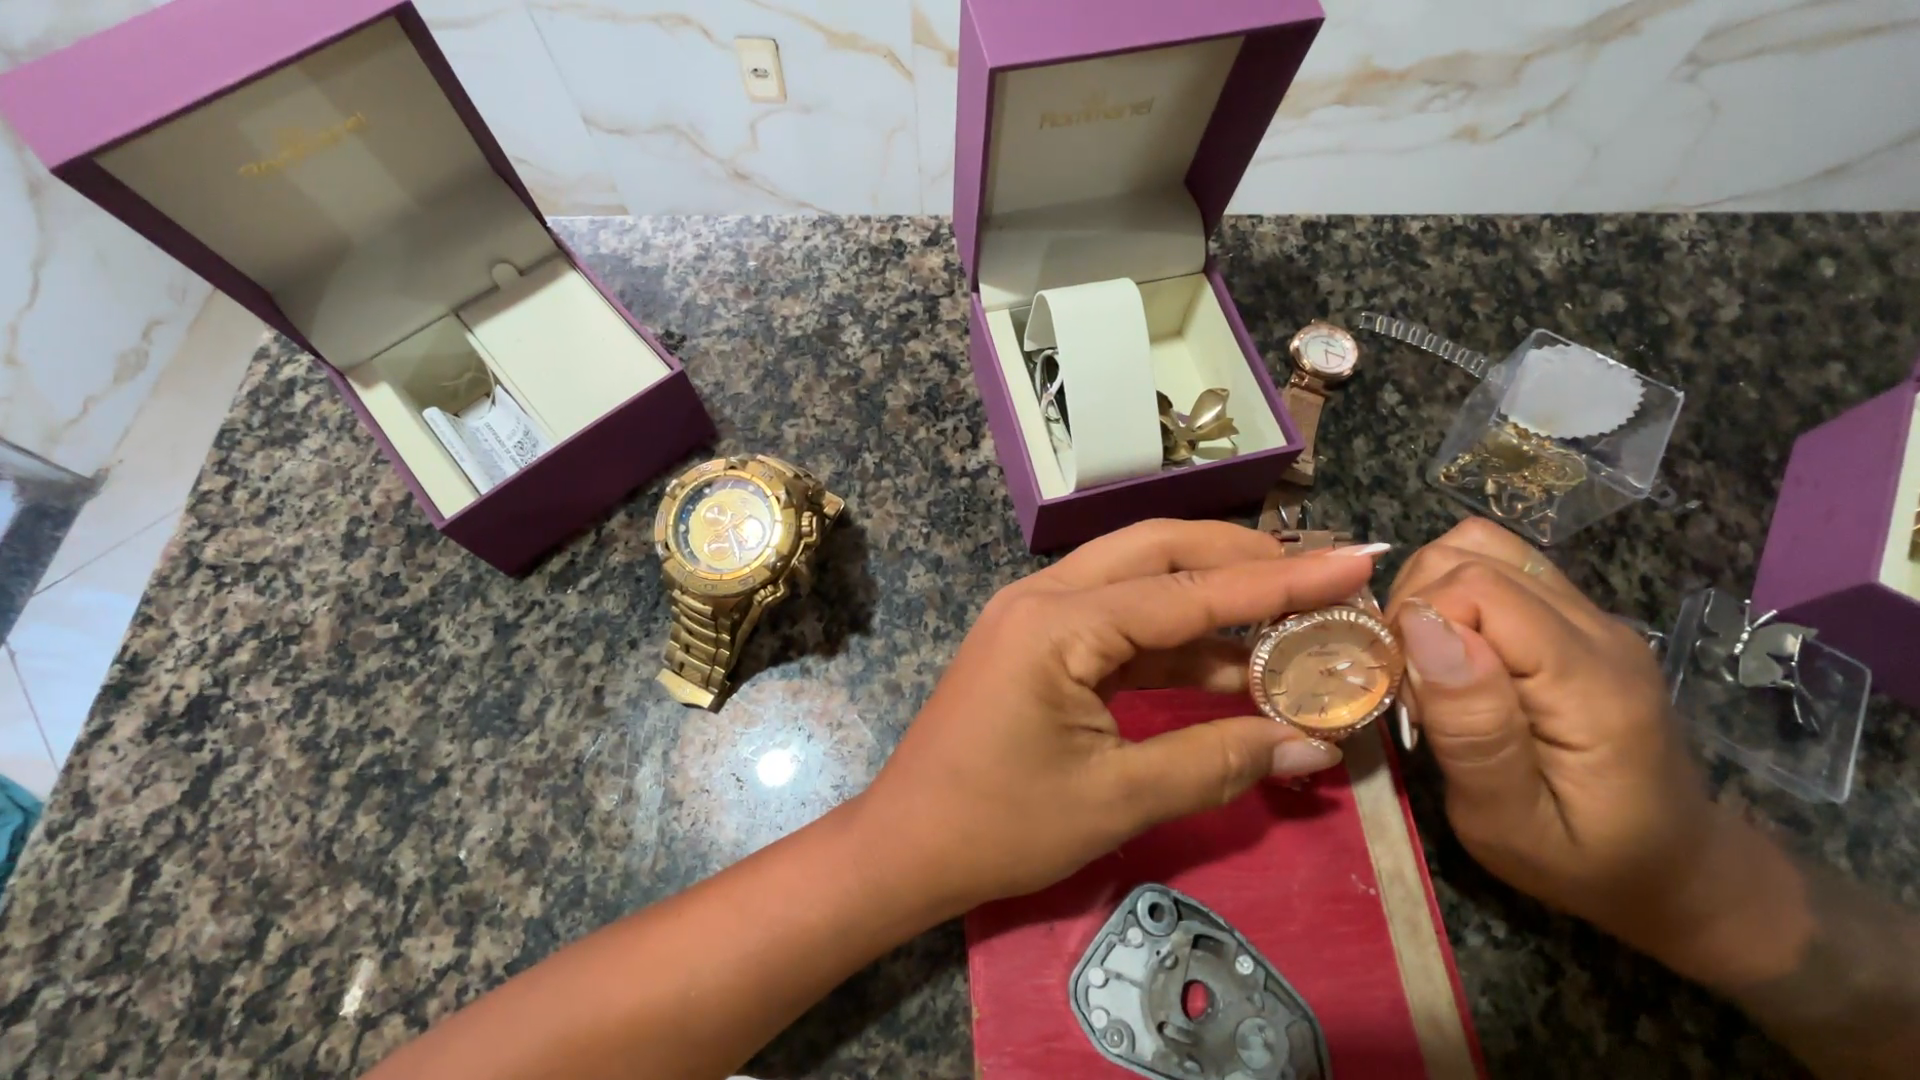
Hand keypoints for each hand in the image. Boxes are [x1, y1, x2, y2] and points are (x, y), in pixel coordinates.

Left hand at [853, 519, 1378, 914]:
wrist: (905, 847)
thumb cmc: (1000, 825)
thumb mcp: (1115, 799)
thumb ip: (1217, 763)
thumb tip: (1313, 744)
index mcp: (1058, 622)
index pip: (1189, 591)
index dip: (1280, 582)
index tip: (1355, 560)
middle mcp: (1044, 596)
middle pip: (1158, 550)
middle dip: (1242, 559)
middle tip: (1320, 573)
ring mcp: (1035, 614)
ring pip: (1137, 579)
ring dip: (1211, 596)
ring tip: (1291, 615)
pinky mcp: (1036, 643)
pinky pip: (1117, 621)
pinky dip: (1174, 637)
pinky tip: (1230, 663)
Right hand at [1387, 518, 1746, 969]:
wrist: (1677, 870)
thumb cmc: (1585, 863)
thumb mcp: (1509, 824)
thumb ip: (1472, 730)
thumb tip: (1423, 627)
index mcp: (1589, 681)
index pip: (1475, 585)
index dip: (1417, 625)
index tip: (1411, 697)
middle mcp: (1597, 628)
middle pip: (1471, 554)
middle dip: (1414, 607)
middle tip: (1415, 686)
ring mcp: (1593, 616)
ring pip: (1480, 548)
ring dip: (1429, 594)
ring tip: (1428, 662)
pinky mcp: (1578, 619)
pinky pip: (1497, 568)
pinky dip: (1451, 594)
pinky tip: (1452, 652)